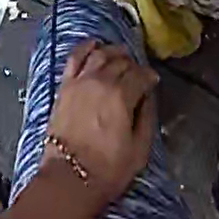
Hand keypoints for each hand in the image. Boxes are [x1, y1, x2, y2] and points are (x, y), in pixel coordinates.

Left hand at [44, 41, 159, 214]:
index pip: (139, 75)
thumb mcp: (139, 150)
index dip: (148, 75)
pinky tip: (93, 43)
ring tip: (120, 52)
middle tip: (137, 69)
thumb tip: (148, 97)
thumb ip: (146, 119)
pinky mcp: (65, 84)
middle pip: (120, 62)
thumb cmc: (107, 168)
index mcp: (121, 96)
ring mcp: (80, 80)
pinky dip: (85, 46)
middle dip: (132, 63)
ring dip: (112, 50)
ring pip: (99, 54)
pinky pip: (75, 57)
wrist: (70, 175)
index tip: (153, 79)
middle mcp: (100, 81)